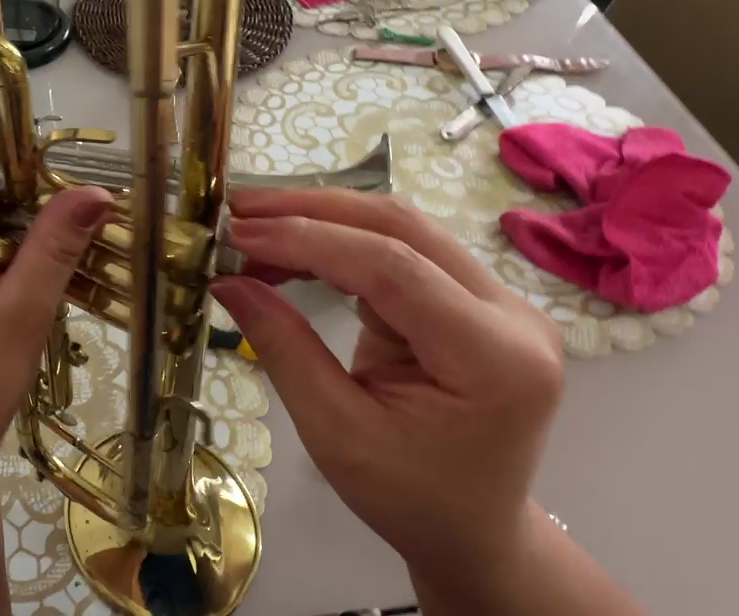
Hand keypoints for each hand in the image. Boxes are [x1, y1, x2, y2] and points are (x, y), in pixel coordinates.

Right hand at [211, 188, 567, 601]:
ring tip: (253, 222)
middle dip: (311, 210)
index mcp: (496, 360)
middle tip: (238, 209)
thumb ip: (284, 347)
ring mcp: (500, 301)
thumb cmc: (409, 497)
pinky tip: (289, 247)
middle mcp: (512, 315)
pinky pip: (400, 247)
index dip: (309, 239)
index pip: (394, 267)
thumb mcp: (335, 432)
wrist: (471, 529)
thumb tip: (226, 280)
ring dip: (321, 216)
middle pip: (403, 228)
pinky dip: (337, 240)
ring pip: (401, 227)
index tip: (238, 233)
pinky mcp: (474, 297)